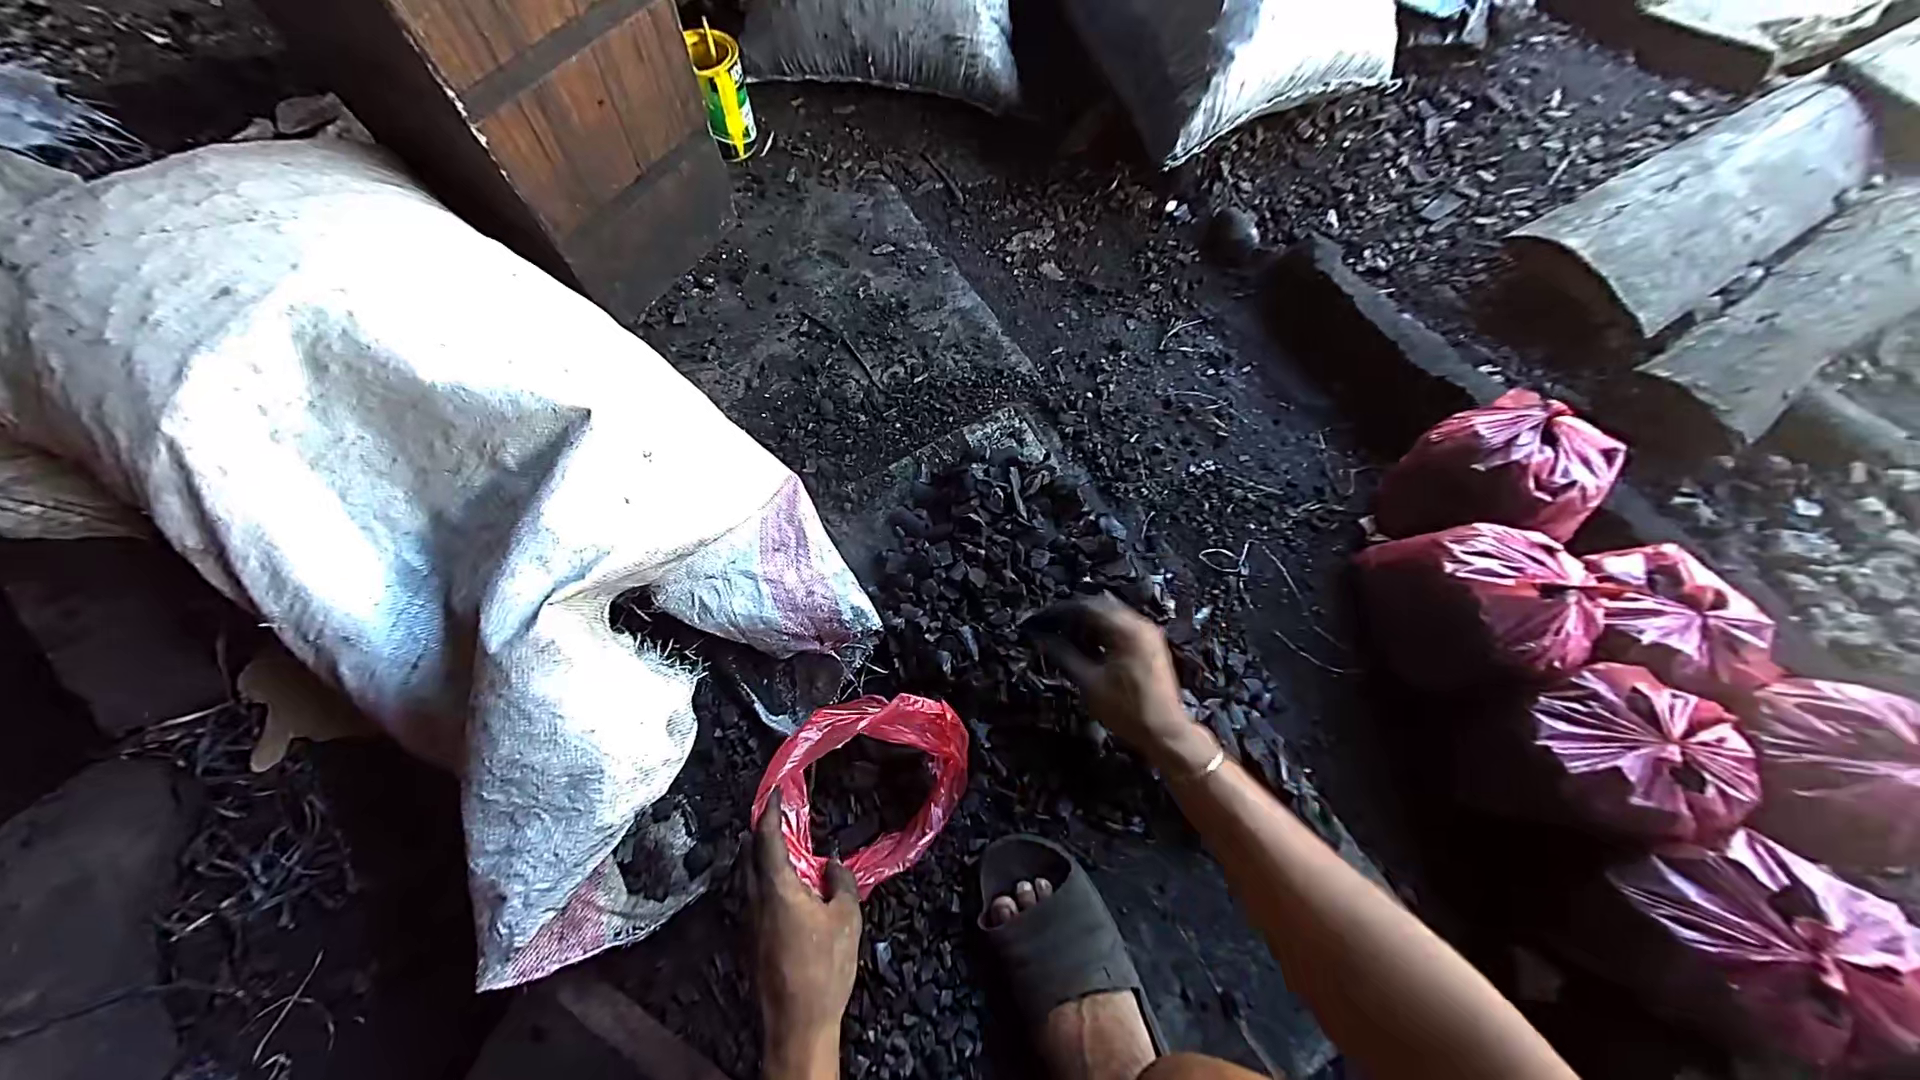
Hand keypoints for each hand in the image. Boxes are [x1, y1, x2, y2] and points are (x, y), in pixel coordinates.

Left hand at [753, 789, 860, 1079]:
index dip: (769, 811)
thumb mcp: (847, 917)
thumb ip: (841, 881)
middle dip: (762, 830)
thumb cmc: (824, 970)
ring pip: (750, 875)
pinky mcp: (752, 941)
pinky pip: (755, 895)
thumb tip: (833, 864)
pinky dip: (766, 877)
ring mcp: (750, 923)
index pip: (766, 838)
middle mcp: (756, 901)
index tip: (774, 793)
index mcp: (777, 889)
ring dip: (763, 854)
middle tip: (778, 813)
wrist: (798, 1025)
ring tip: (784, 844)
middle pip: (750, 854)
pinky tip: (787, 885)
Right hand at [1029, 593, 1218, 775]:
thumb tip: (1042, 640)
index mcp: (1126, 629)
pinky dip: (1102, 632)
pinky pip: (1121, 628)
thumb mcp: (1089, 683)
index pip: (1087, 607)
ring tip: (1066, 636)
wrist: (1164, 732)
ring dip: (1088, 624)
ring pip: (1111, 617)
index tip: (1043, 620)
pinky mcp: (1150, 645)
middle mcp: (1140, 625)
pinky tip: (1088, 645)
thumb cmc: (1128, 711)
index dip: (1061, 611)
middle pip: (1100, 607)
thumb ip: (1063, 655)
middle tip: (1051, 626)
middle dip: (1074, 615)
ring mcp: (1148, 634)